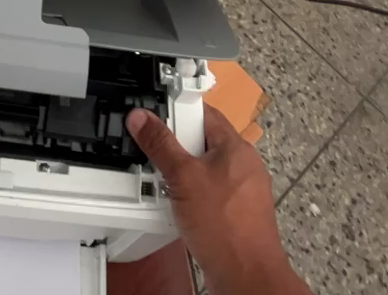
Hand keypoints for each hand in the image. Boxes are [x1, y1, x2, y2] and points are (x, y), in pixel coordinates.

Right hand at [127, 104, 308, 294]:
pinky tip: (178, 208)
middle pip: (201, 142)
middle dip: (176, 148)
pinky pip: (209, 194)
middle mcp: (243, 166)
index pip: (203, 112)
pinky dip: (191, 197)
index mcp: (236, 147)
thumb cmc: (225, 226)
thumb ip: (160, 145)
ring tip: (164, 184)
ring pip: (204, 170)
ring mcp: (242, 192)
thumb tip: (141, 118)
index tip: (154, 112)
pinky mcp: (237, 215)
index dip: (177, 109)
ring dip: (182, 175)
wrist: (246, 278)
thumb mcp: (182, 177)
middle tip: (156, 154)